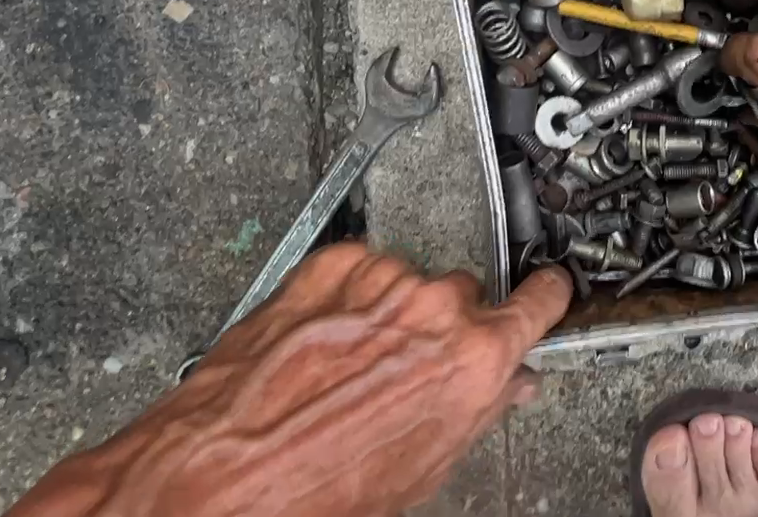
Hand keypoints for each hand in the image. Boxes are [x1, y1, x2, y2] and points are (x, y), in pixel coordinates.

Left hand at [10, 244, 571, 516]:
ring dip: (392, 311)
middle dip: (446, 326)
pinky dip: (351, 296)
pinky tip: (324, 342)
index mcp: (473, 357)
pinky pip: (364, 269)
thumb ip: (481, 408)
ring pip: (412, 283)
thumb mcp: (424, 469)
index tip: (543, 294)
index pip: (543, 298)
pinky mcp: (336, 263)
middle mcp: (437, 306)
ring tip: (349, 363)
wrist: (213, 483)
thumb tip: (510, 384)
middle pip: (466, 295)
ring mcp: (385, 278)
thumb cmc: (315, 493)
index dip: (544, 299)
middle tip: (406, 366)